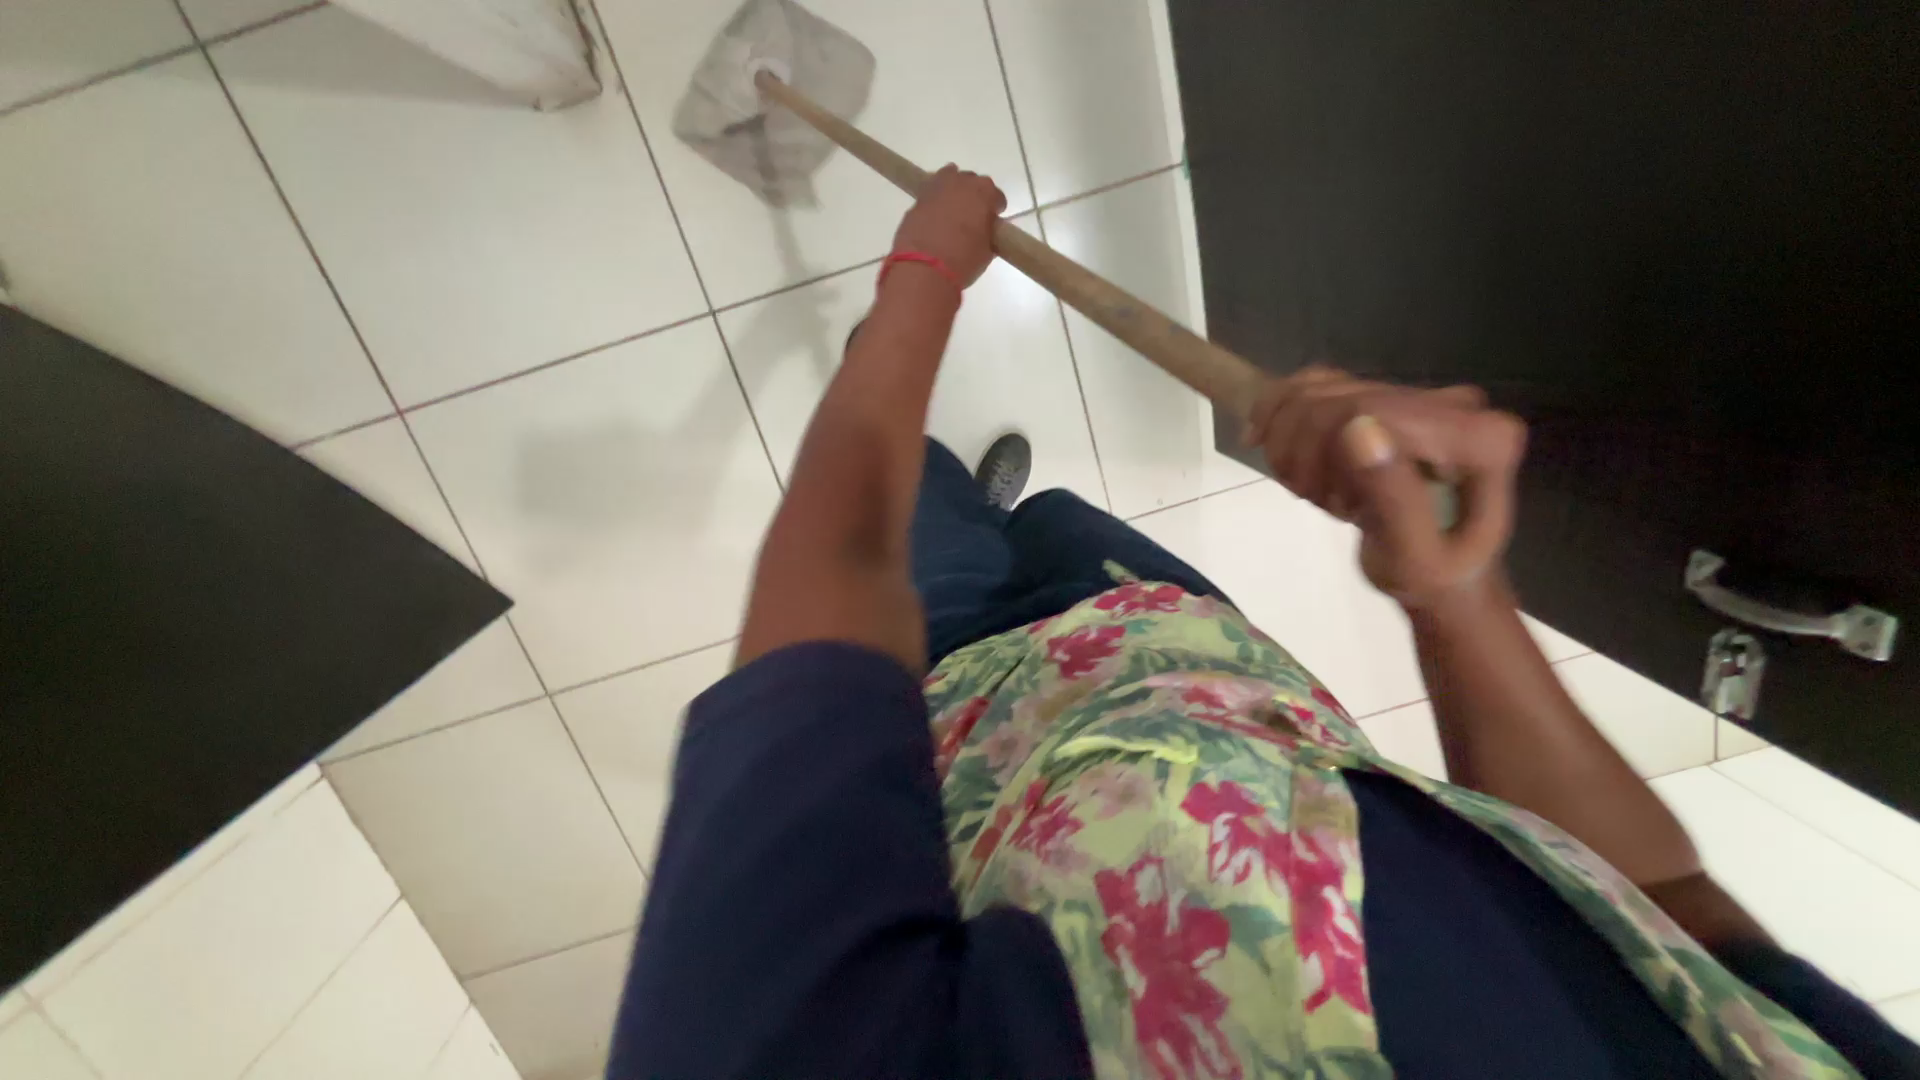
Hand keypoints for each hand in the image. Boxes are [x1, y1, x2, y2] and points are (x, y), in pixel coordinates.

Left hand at [890, 164, 1006, 286]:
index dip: (994, 211)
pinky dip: (935, 202)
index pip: (996, 197)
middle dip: (973, 198)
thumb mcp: (986, 252)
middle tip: (971, 220)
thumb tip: (982, 233)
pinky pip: (931, 193)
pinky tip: (934, 218)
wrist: (923, 269)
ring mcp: (937, 187)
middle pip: (972, 184)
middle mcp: (961, 182)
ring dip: (953, 192)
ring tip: (952, 213)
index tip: (992, 225)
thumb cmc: (962, 261)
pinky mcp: (917, 198)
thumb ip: (987, 235)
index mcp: (984, 192)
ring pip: (949, 180)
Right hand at [1243, 366, 1526, 609]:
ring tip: (1309, 487)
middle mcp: (1456, 404)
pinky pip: (1318, 384)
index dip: (1321, 453)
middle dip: (1301, 452)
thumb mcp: (1413, 558)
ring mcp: (1419, 397)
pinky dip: (1280, 414)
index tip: (1326, 504)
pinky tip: (1270, 444)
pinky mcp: (1390, 399)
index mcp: (1478, 438)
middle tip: (1313, 499)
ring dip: (1287, 439)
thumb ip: (1395, 498)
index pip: (1367, 411)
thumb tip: (1357, 428)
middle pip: (1339, 397)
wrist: (1440, 573)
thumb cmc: (1430, 576)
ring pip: (1318, 388)